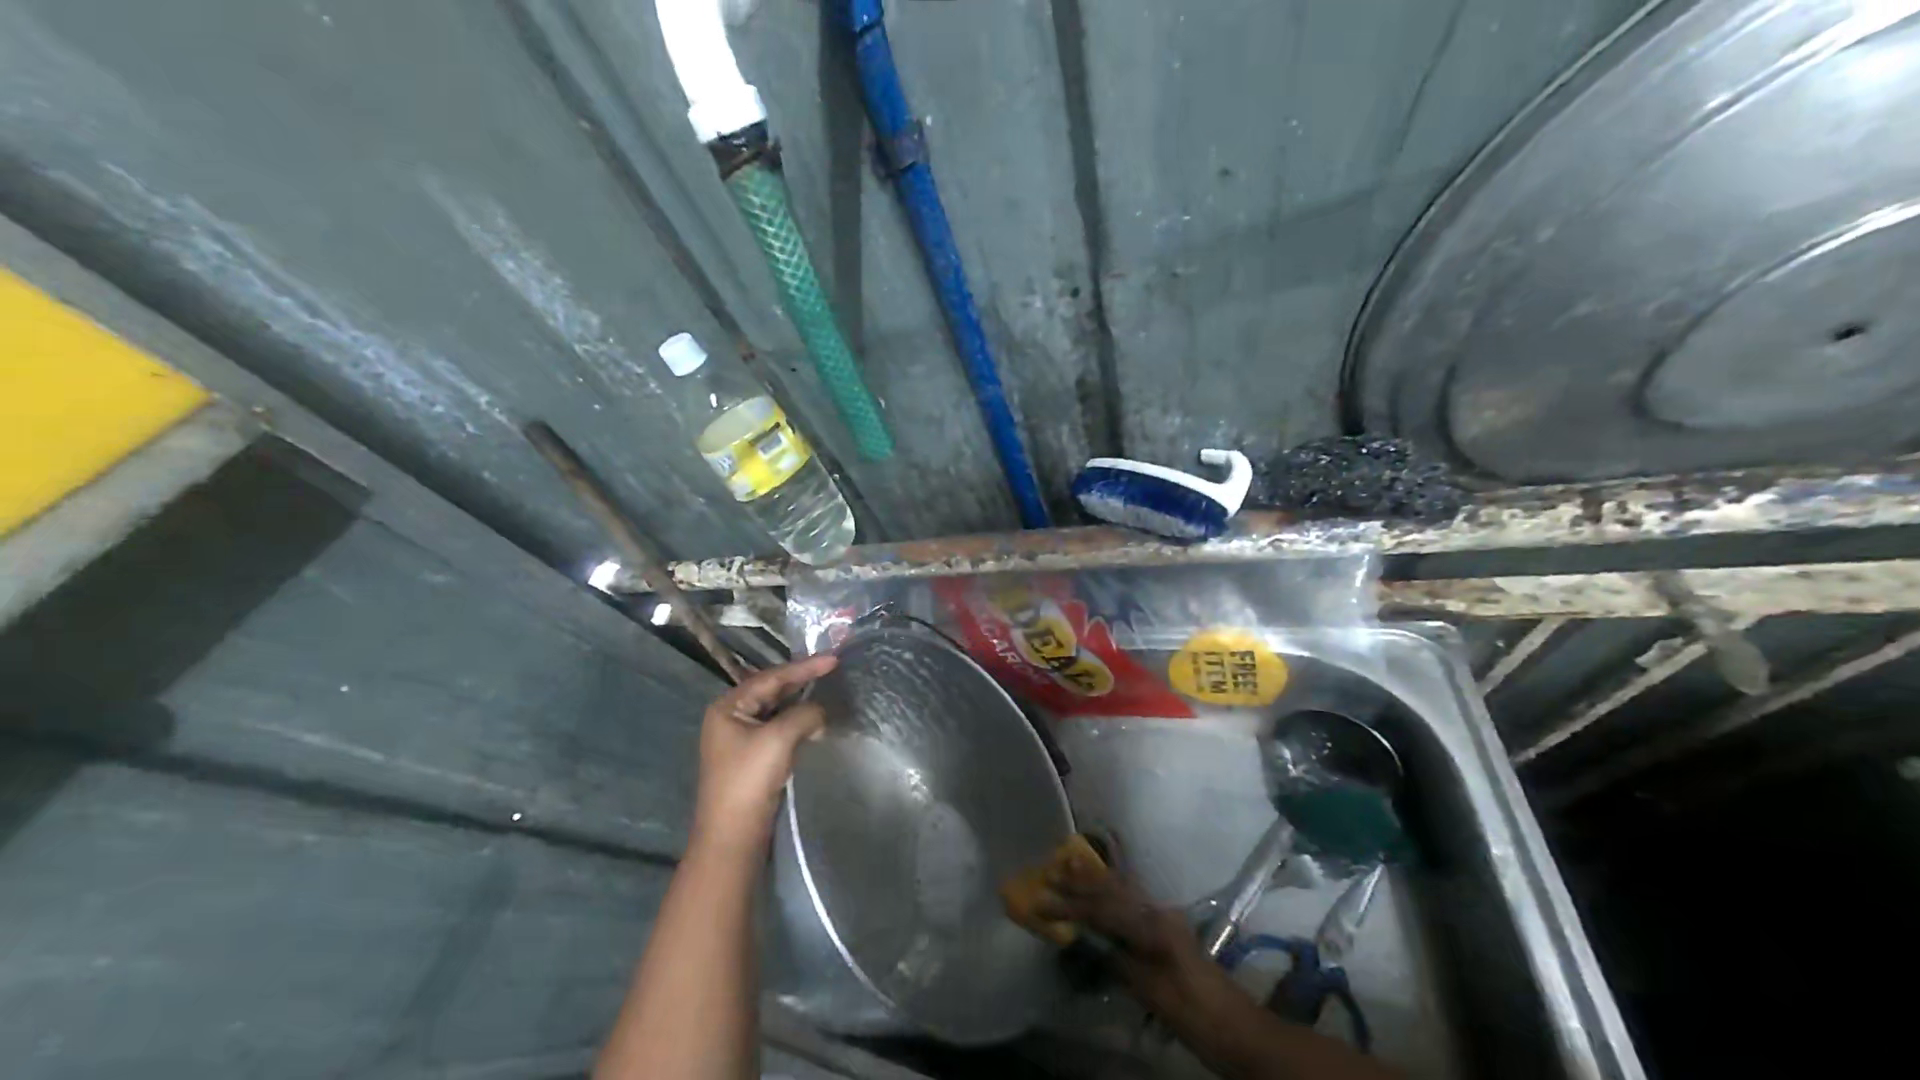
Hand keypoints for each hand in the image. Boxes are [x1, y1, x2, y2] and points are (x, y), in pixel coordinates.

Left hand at [689, 653, 837, 855]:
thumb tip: (821, 712)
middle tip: (832, 670)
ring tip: (827, 692)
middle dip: (801, 681)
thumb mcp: (779, 739)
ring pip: (776, 711)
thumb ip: (804, 715)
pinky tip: (815, 723)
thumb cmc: (749, 781)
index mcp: (727, 707)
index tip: (833, 659)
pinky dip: (797, 723)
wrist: (732, 836)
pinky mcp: (752, 758)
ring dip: (801, 704)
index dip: (804, 667)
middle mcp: (730, 718)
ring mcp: (740, 739)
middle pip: (771, 691)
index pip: (771, 678)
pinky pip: (778, 729)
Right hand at [1038, 853, 1212, 1014]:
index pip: (1102, 909)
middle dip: (1080, 882)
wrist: (1237, 1028)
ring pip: (1124, 890)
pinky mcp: (1168, 928)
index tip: (1041, 903)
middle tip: (1051, 872)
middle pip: (1113, 891)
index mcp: (1153, 926)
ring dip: (1096, 880)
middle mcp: (1158, 913)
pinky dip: (1112, 891)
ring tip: (1071, 865)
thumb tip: (1084, 939)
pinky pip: (1133, 899)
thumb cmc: (1193, 1012)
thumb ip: (1118, 961)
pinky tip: (1104, 887)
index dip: (1069, 906)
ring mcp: (1165, 918)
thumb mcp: (1151, 992)